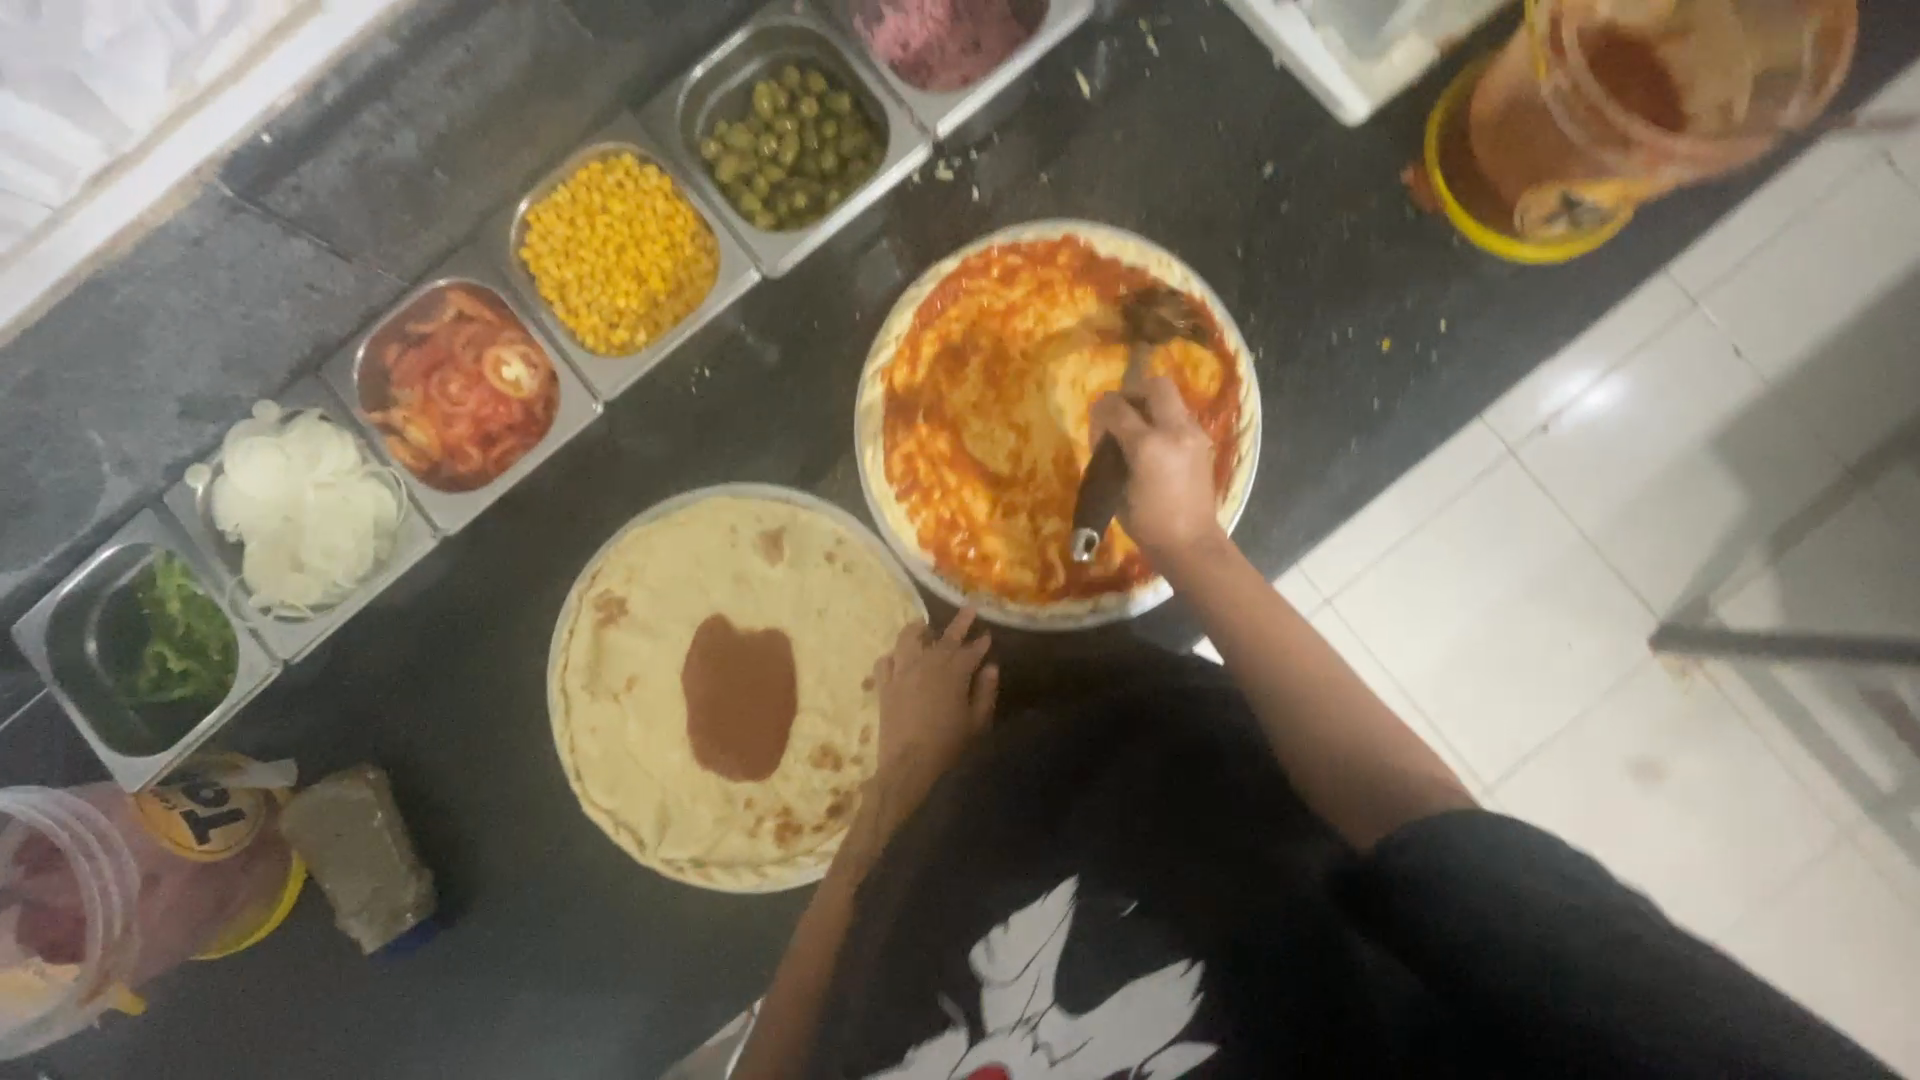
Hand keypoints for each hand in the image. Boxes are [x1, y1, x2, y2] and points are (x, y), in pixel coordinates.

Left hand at [855, 608, 998, 852]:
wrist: (908, 766)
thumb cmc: (948, 747)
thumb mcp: (976, 723)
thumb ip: (985, 692)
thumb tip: (991, 667)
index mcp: (953, 673)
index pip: (970, 651)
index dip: (980, 643)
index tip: (987, 635)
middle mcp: (926, 665)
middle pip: (944, 639)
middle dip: (959, 624)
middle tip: (968, 610)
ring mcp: (902, 673)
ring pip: (908, 640)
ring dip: (919, 630)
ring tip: (926, 627)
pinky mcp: (884, 686)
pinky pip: (885, 662)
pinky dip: (893, 655)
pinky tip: (899, 658)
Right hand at [1090, 376, 1223, 559]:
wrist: (1189, 541)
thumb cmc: (1146, 523)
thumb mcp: (1116, 488)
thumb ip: (1110, 453)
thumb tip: (1106, 433)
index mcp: (1148, 445)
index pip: (1117, 407)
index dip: (1101, 411)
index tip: (1096, 424)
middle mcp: (1175, 430)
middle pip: (1154, 385)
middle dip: (1133, 393)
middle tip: (1121, 413)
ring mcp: (1194, 434)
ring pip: (1171, 397)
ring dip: (1150, 404)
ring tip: (1137, 429)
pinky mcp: (1203, 442)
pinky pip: (1180, 415)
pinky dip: (1164, 419)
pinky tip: (1155, 443)